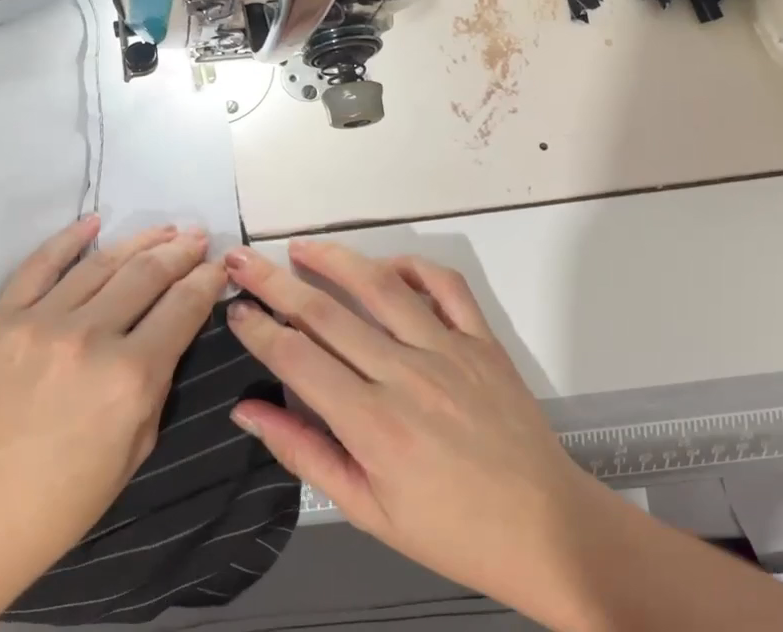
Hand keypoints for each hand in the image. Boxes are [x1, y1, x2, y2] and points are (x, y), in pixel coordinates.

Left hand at [0, 217, 228, 582]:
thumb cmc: (66, 499)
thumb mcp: (137, 446)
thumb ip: (156, 381)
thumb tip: (170, 331)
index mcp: (131, 377)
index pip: (182, 308)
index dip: (206, 281)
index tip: (219, 265)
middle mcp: (90, 337)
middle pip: (146, 275)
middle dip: (179, 252)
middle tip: (197, 237)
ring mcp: (40, 321)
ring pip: (100, 264)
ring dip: (137, 241)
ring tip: (162, 229)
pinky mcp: (2, 319)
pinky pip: (39, 265)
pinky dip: (68, 239)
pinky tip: (94, 222)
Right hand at [222, 241, 601, 605]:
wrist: (549, 534)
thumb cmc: (451, 532)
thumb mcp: (366, 511)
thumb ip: (303, 453)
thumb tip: (246, 411)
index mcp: (372, 424)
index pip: (296, 357)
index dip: (257, 328)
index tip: (233, 310)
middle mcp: (405, 376)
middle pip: (324, 312)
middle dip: (272, 281)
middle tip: (240, 260)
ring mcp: (448, 352)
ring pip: (379, 286)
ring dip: (333, 259)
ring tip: (299, 248)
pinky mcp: (483, 343)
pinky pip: (446, 287)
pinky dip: (412, 266)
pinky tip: (384, 266)